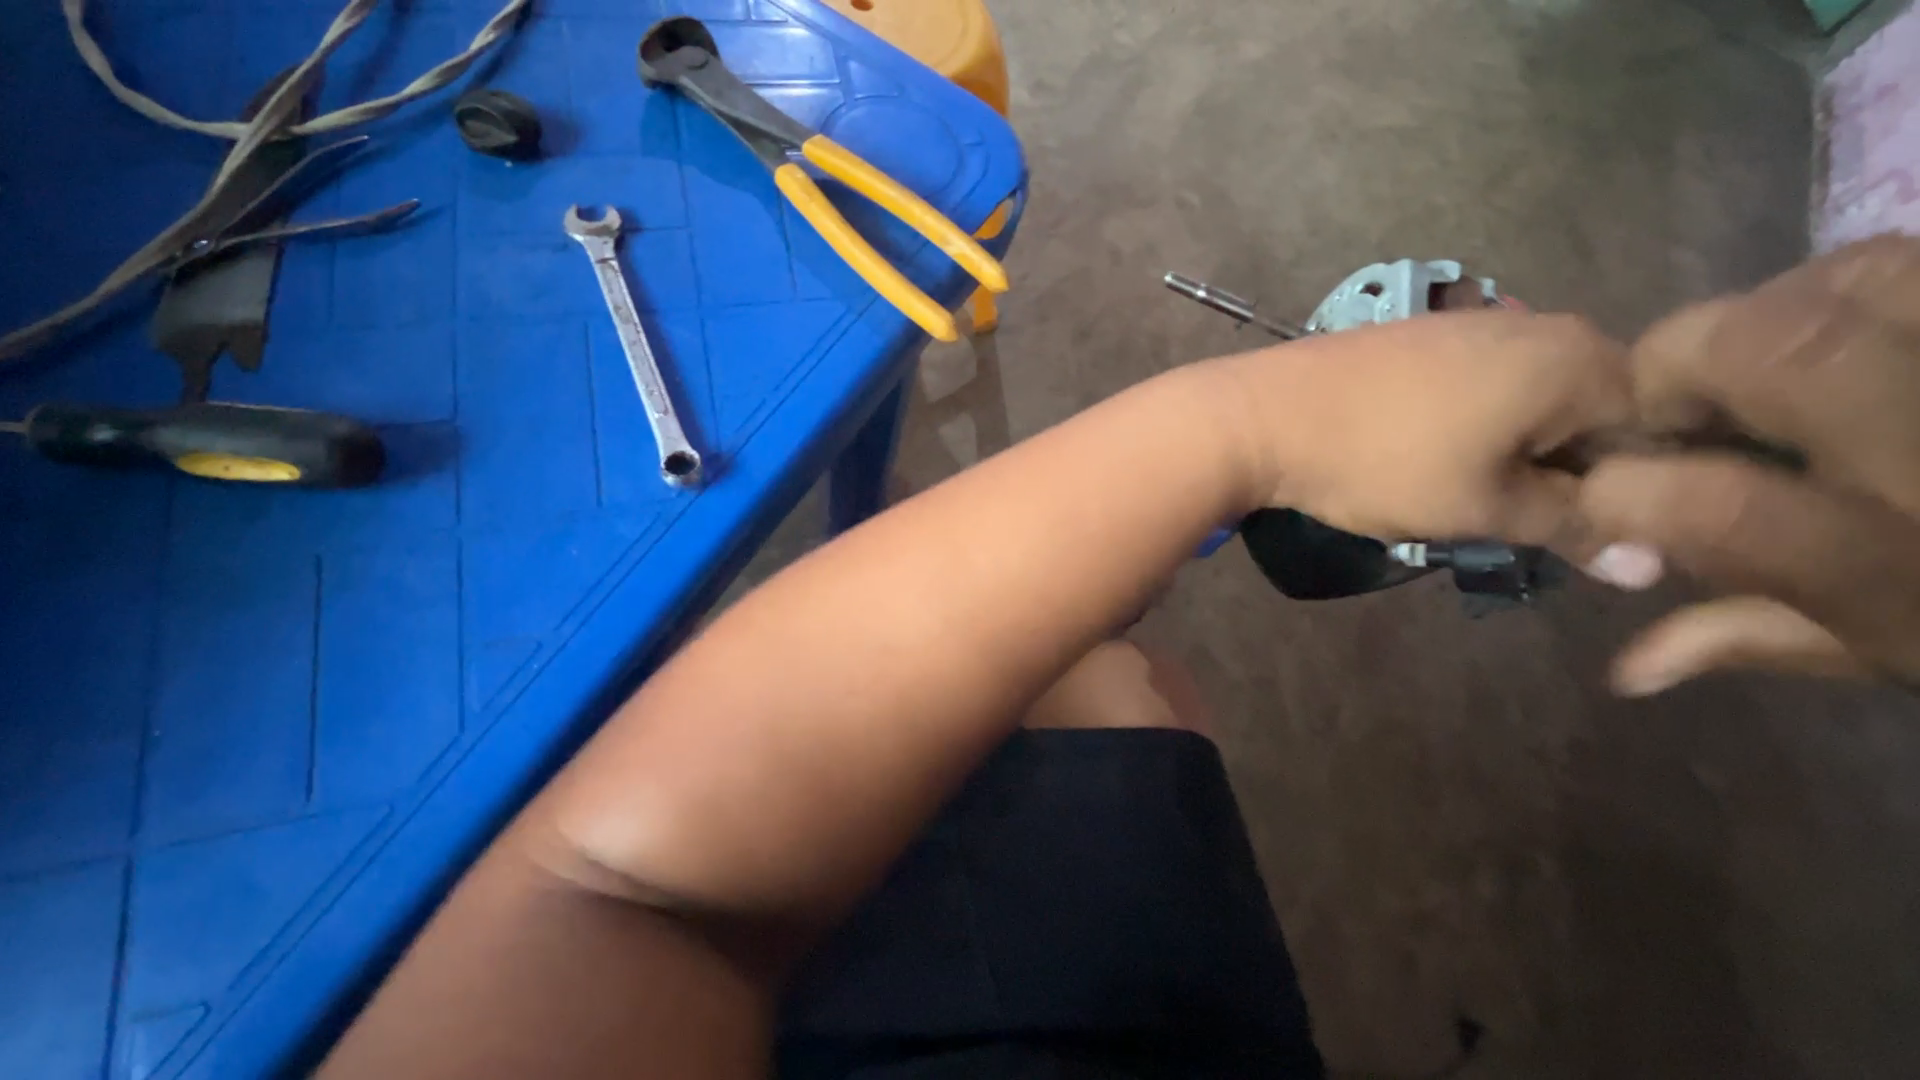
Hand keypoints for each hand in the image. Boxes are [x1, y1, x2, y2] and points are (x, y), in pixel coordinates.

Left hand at [1215, 309, 1634, 546]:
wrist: (1263, 415)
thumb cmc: (1382, 463)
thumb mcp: (1483, 507)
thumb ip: (1573, 527)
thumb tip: (1651, 564)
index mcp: (1581, 358)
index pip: (1656, 429)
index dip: (1632, 489)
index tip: (1592, 532)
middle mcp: (1543, 324)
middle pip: (1596, 410)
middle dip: (1572, 469)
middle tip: (1527, 519)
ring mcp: (1478, 322)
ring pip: (1536, 399)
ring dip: (1522, 450)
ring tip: (1477, 494)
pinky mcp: (1427, 335)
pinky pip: (1486, 384)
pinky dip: (1481, 425)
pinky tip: (1443, 458)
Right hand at [1579, 235, 1919, 694]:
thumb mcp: (1887, 645)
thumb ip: (1744, 636)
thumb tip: (1625, 670)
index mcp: (1886, 560)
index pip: (1706, 505)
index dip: (1619, 490)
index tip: (1608, 495)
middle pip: (1764, 349)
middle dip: (1675, 367)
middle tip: (1678, 410)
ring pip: (1854, 277)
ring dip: (1775, 317)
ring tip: (1770, 370)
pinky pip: (1915, 267)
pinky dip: (1867, 294)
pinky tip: (1860, 339)